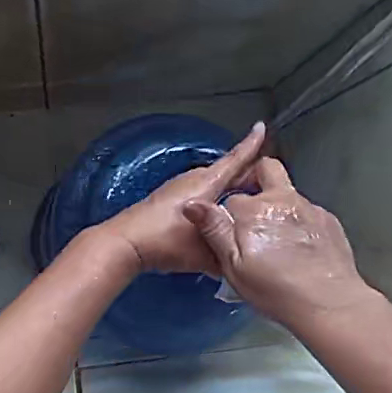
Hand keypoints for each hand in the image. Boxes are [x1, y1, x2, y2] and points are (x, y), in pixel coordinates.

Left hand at [91, 122, 267, 275]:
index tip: (261, 128)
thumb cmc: (165, 241)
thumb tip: (238, 263)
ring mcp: (178, 188)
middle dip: (246, 172)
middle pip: (226, 171)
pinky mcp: (168, 200)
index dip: (251, 146)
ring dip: (229, 186)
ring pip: (212, 182)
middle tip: (267, 179)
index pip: (234, 160)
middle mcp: (193, 180)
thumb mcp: (204, 253)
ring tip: (247, 196)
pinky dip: (213, 197)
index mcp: (206, 184)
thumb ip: (226, 257)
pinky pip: (200, 193)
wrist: (124, 243)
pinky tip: (217, 213)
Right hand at [180, 156, 378, 328]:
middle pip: (266, 169)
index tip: (229, 231)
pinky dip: (299, 221)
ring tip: (277, 239)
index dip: (228, 214)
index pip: (232, 197)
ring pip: (288, 193)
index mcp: (253, 210)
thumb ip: (214, 230)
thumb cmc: (277, 289)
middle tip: (250, 208)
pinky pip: (308, 210)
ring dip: (278, 205)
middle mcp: (282, 200)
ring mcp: (308, 208)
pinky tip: (298, 247)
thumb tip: (193, 204)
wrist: (328, 303)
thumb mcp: (233, 266)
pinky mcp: (328, 220)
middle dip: (256, 179)